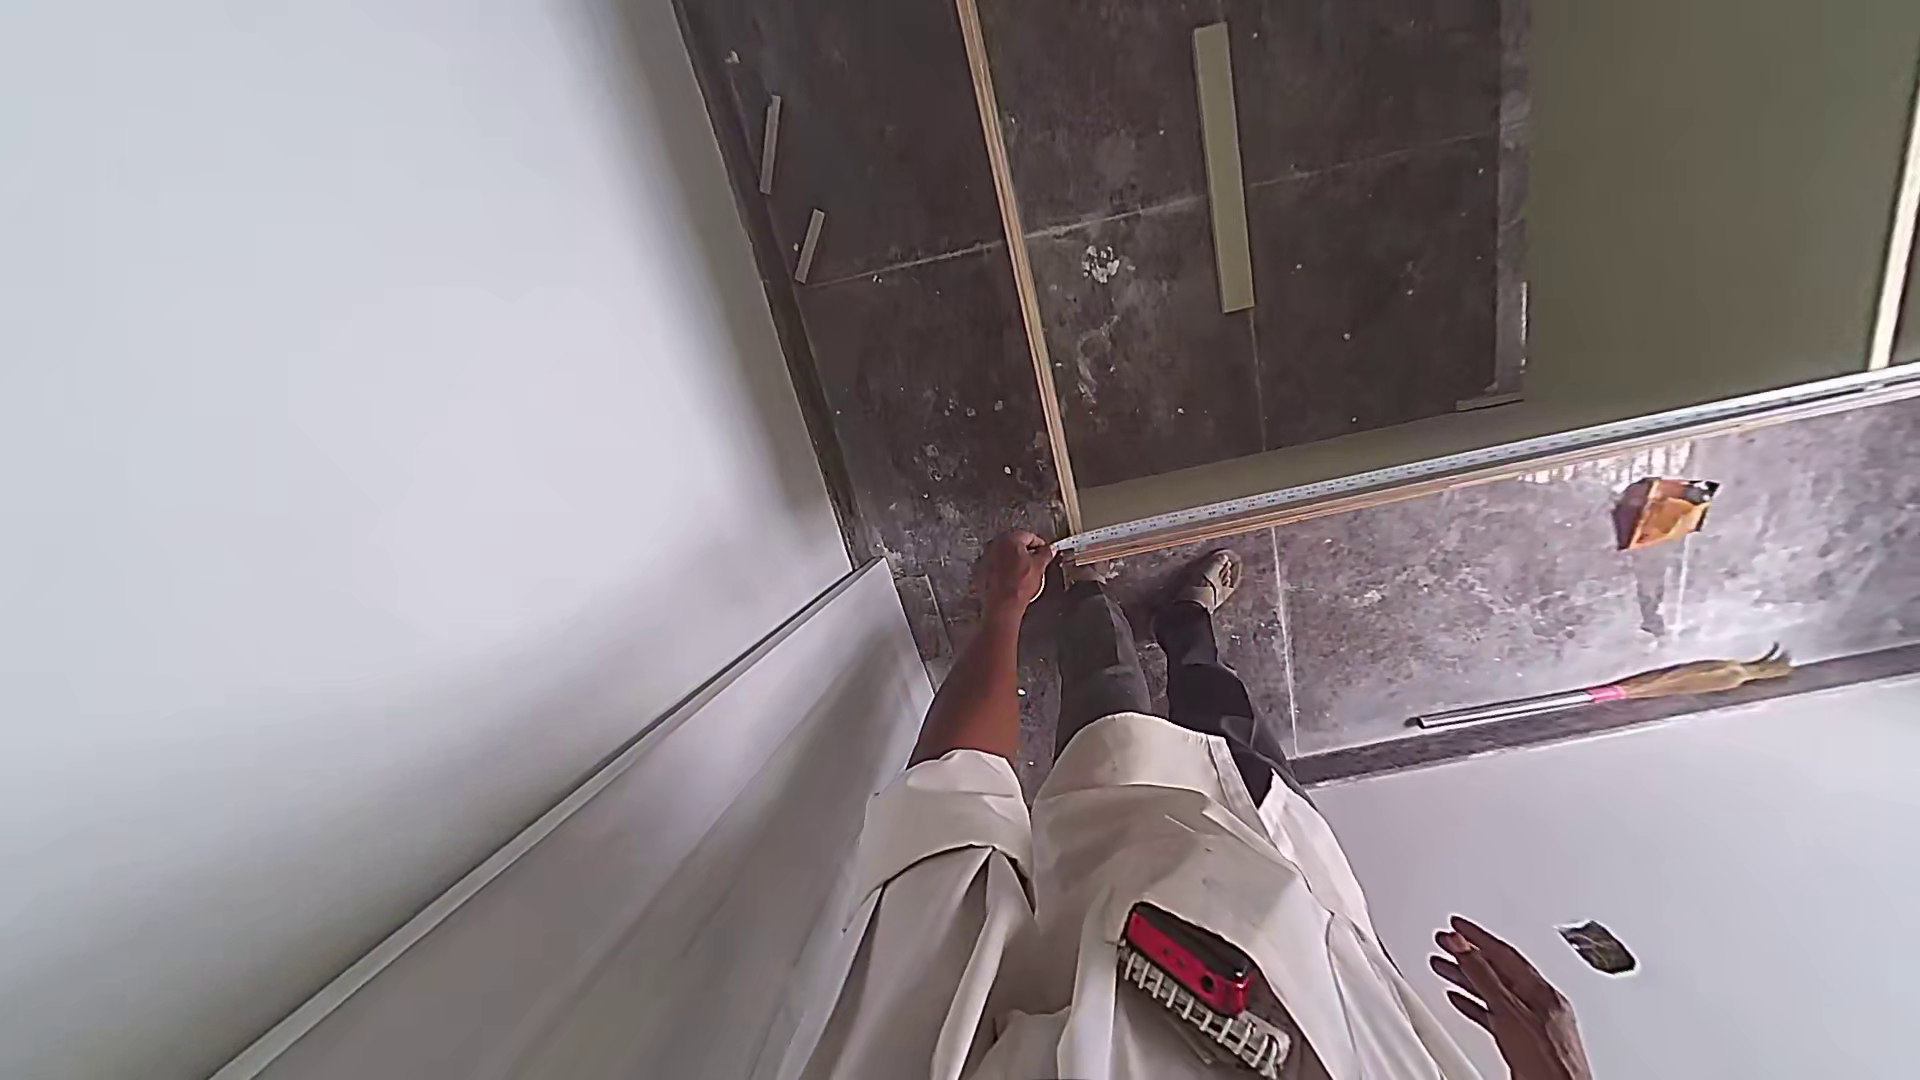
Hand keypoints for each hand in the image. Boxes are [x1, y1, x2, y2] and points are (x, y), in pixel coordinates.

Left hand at [973, 529, 1054, 616]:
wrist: (1002, 605)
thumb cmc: (1018, 586)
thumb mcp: (1039, 567)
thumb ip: (1045, 554)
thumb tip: (1050, 549)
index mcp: (1010, 540)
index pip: (1028, 535)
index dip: (1038, 544)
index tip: (1043, 550)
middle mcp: (994, 545)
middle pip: (1013, 542)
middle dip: (1024, 550)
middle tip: (1033, 560)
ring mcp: (985, 557)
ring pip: (1002, 553)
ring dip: (1012, 558)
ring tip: (1021, 571)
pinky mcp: (980, 570)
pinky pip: (993, 564)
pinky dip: (1001, 567)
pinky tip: (1009, 577)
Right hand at [1432, 917, 1592, 1079]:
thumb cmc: (1547, 1061)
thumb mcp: (1507, 1009)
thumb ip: (1480, 973)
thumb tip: (1459, 941)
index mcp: (1542, 993)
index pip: (1505, 953)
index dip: (1478, 935)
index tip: (1456, 924)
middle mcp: (1538, 1006)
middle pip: (1496, 970)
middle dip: (1466, 954)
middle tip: (1442, 940)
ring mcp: (1531, 1025)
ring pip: (1491, 991)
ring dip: (1464, 976)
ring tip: (1440, 964)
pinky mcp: (1522, 1042)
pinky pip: (1492, 1012)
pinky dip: (1473, 1002)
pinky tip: (1458, 998)